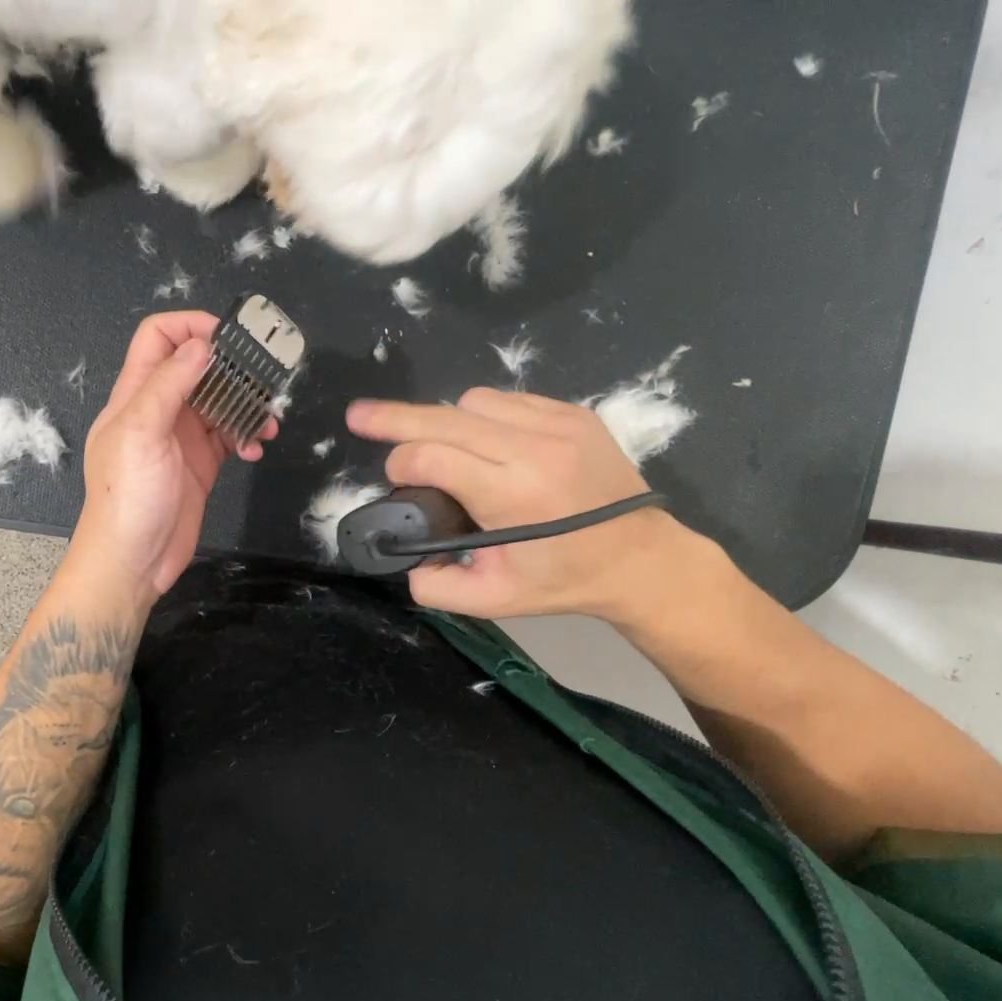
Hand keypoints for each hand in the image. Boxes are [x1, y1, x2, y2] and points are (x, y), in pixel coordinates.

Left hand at [68, 312, 275, 600]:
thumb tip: (200, 344)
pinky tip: (256, 450)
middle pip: (197, 366)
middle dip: (231, 367)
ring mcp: (181, 437)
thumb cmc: (127, 497)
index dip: (190, 326)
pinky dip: (246, 437)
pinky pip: (230, 436)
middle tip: (264, 377)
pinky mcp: (201, 464)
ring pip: (219, 401)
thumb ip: (167, 384)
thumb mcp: (141, 433)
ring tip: (268, 422)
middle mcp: (159, 409)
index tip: (227, 338)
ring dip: (246, 405)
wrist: (133, 561)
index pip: (159, 338)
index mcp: (135, 394)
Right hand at [346, 388, 707, 620]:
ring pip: (472, 401)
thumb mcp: (494, 600)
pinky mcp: (573, 413)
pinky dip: (482, 416)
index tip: (395, 480)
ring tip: (440, 445)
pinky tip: (481, 439)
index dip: (400, 464)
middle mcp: (534, 450)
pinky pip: (507, 400)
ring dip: (445, 420)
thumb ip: (436, 586)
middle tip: (358, 416)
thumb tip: (404, 561)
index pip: (431, 457)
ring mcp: (558, 425)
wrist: (643, 558)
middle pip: (443, 418)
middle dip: (394, 417)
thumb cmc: (565, 580)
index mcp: (512, 496)